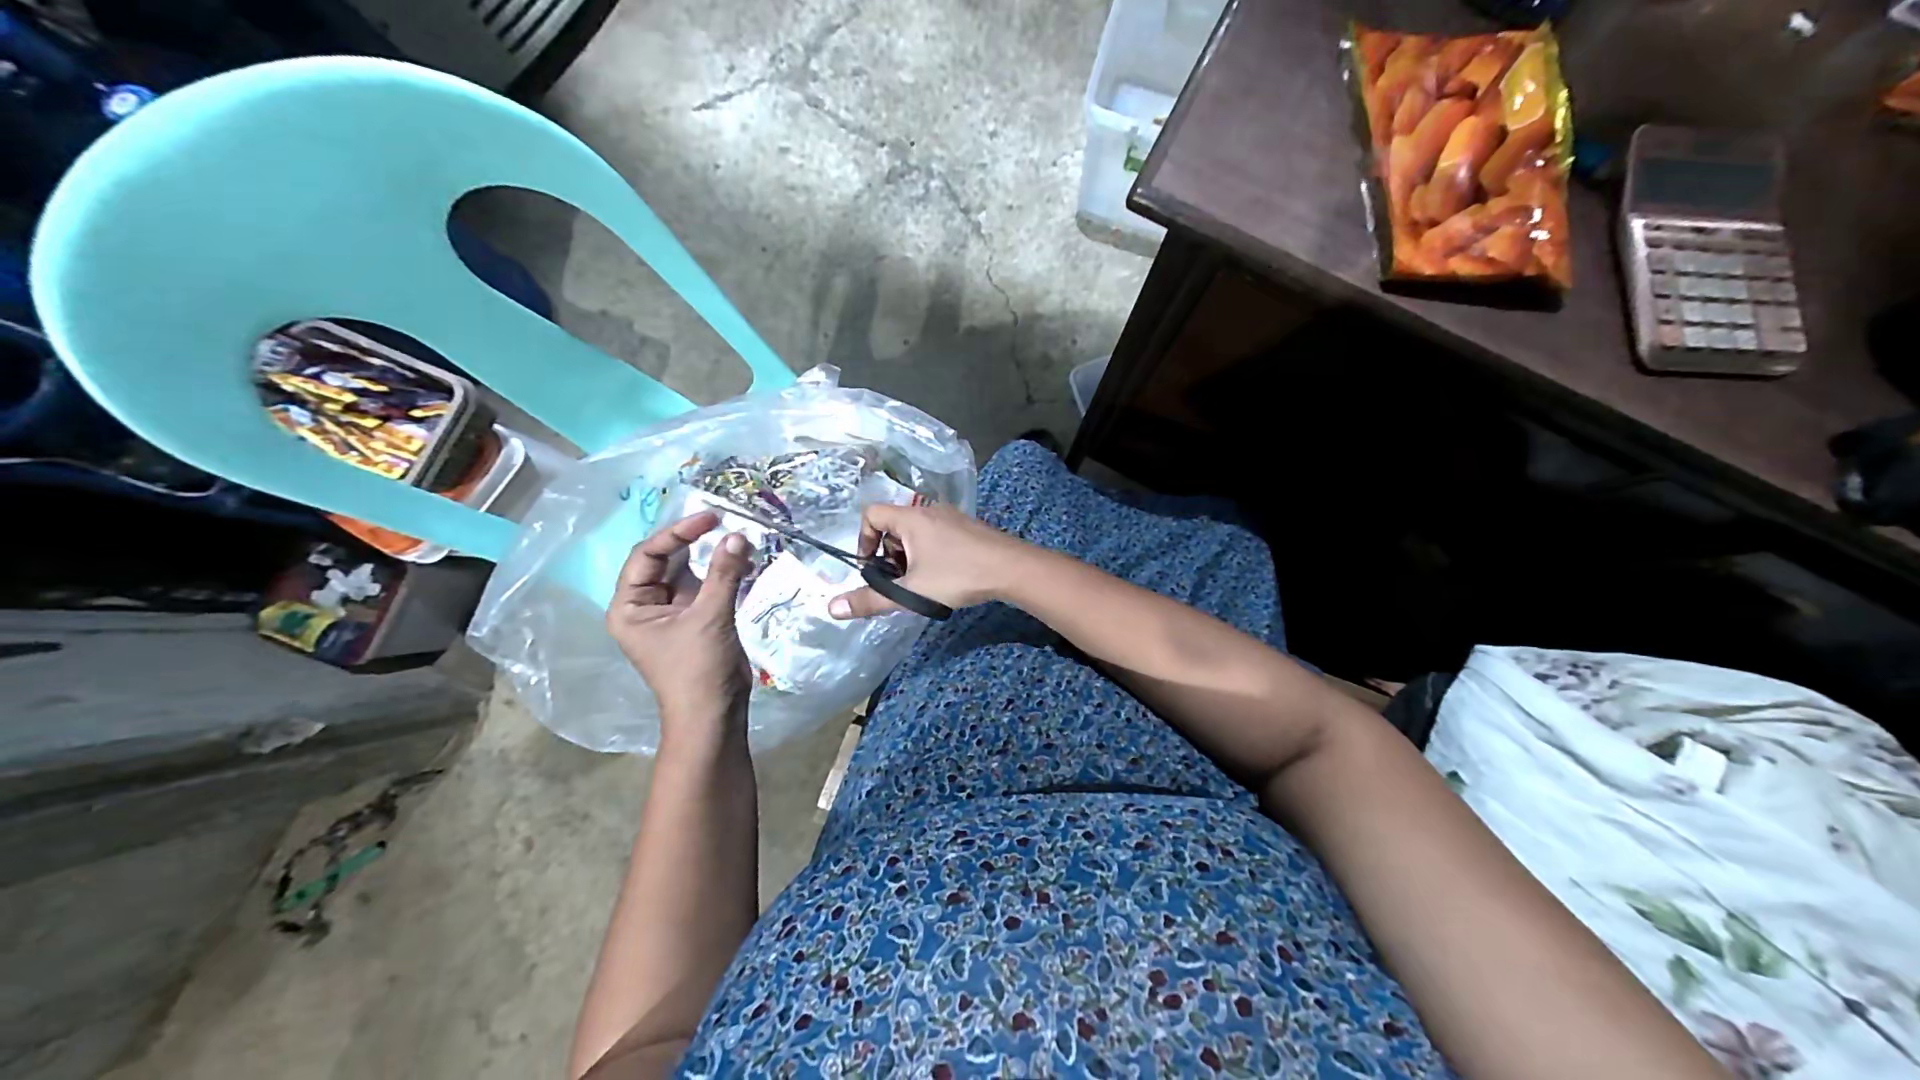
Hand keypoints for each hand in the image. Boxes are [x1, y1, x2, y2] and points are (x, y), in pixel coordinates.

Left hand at [606, 511, 754, 732]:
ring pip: (689, 572)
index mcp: (629, 606)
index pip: (648, 556)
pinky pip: (706, 587)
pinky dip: (722, 574)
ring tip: (738, 539)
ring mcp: (672, 613)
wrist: (714, 715)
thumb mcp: (709, 617)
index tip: (710, 518)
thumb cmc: (697, 669)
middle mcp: (645, 606)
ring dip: (711, 556)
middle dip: (694, 542)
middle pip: (666, 561)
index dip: (678, 532)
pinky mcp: (696, 620)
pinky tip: (742, 561)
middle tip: (724, 522)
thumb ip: (724, 574)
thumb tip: (738, 535)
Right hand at [827, 502, 1023, 618]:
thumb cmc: (958, 575)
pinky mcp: (968, 528)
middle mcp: (930, 511)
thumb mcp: (911, 591)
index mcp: (911, 518)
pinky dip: (930, 553)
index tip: (871, 567)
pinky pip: (936, 536)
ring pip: (916, 532)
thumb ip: (871, 601)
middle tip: (898, 580)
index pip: (871, 514)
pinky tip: (944, 577)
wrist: (1012, 568)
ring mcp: (952, 518)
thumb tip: (832, 608)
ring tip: (921, 582)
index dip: (863, 539)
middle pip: (894, 525)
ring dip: (910, 555)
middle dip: (889, 553)